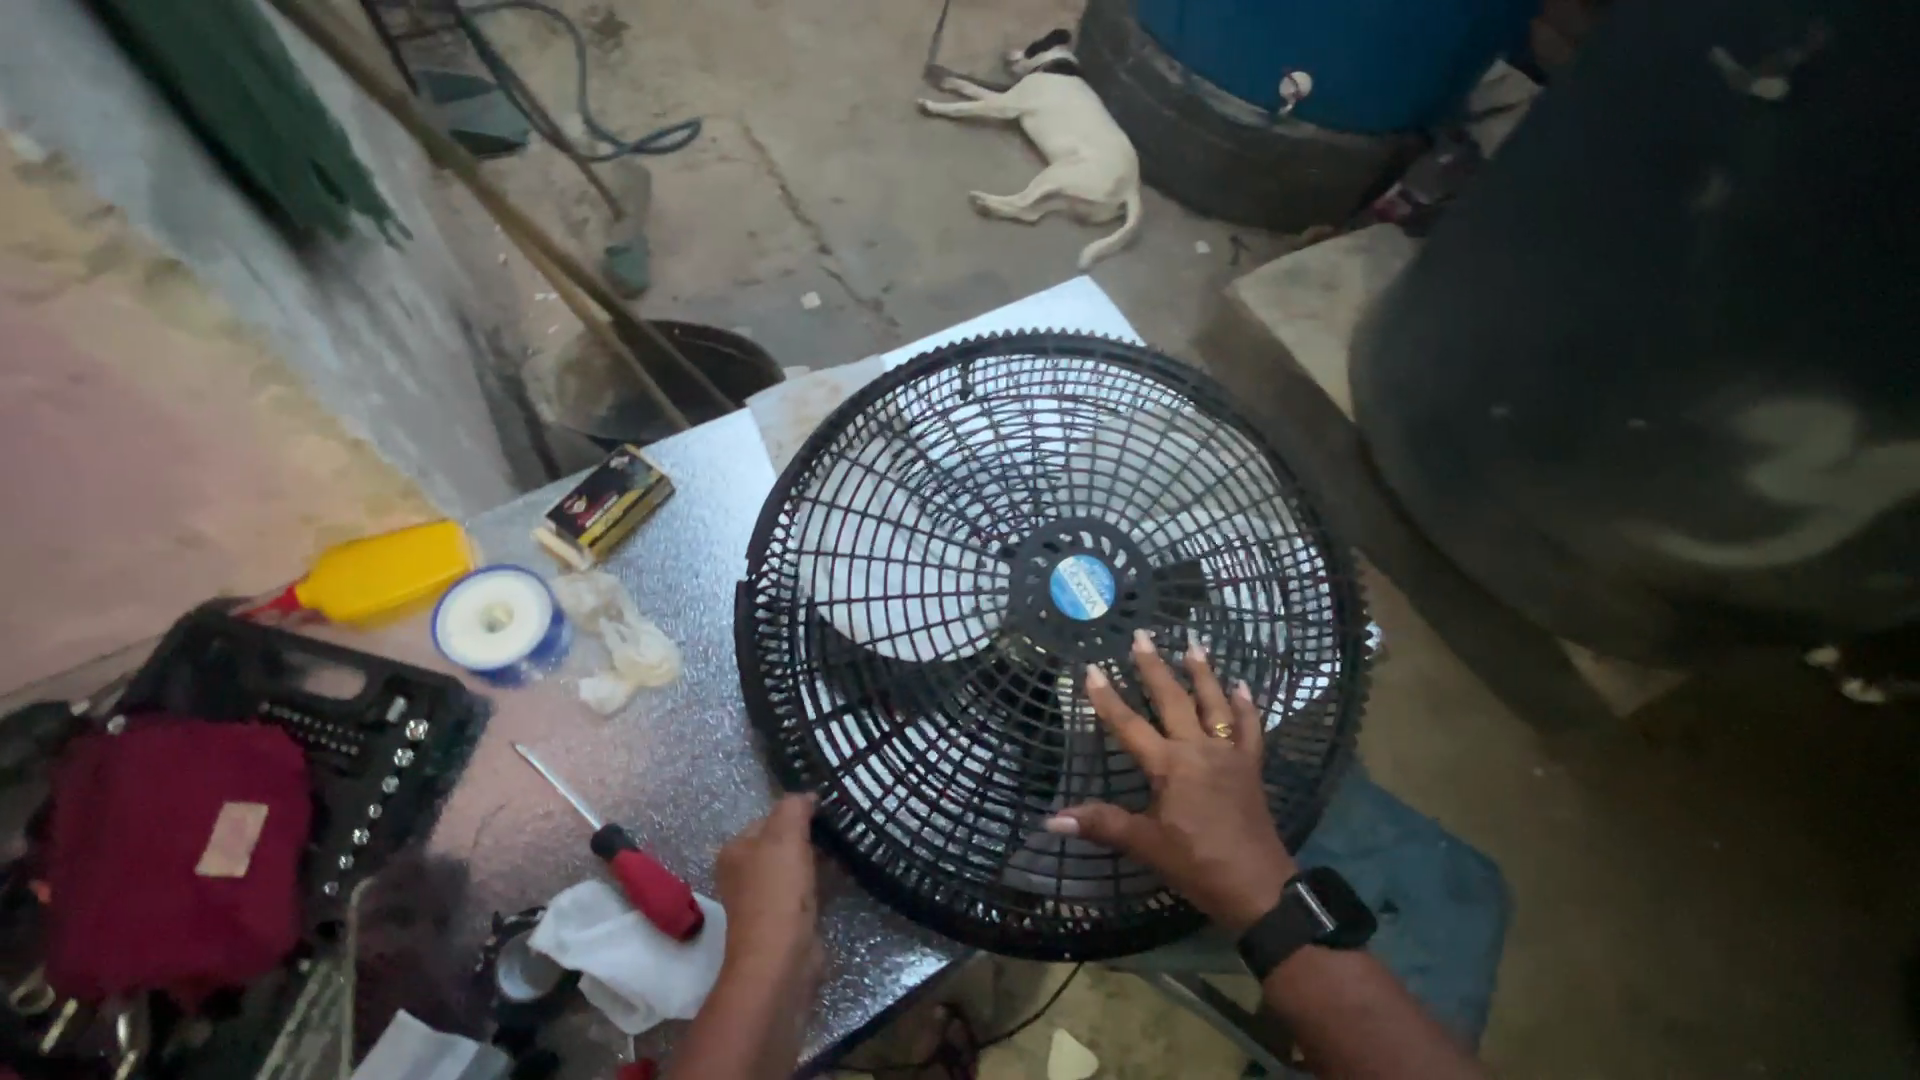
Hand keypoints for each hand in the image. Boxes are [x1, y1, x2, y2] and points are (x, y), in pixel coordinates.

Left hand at [714, 794, 824, 991]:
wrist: (780, 960)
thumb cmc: (777, 892)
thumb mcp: (784, 836)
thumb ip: (794, 807)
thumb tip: (808, 795)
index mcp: (734, 851)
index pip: (769, 819)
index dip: (797, 814)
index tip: (826, 813)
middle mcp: (743, 875)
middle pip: (782, 844)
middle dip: (809, 837)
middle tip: (839, 831)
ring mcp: (762, 901)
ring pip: (795, 868)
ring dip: (817, 860)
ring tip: (844, 852)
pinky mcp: (783, 922)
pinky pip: (804, 892)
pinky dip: (820, 884)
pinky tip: (839, 881)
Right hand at [1045, 632, 1297, 932]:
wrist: (1259, 888)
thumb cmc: (1198, 864)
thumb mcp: (1145, 845)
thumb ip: (1101, 825)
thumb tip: (1051, 820)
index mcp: (1170, 766)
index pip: (1130, 725)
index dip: (1107, 698)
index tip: (1091, 668)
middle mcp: (1199, 749)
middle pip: (1173, 700)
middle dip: (1154, 667)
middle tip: (1142, 635)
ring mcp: (1229, 755)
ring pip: (1214, 704)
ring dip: (1202, 673)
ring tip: (1193, 644)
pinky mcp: (1251, 767)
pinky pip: (1250, 728)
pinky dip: (1246, 706)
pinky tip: (1242, 686)